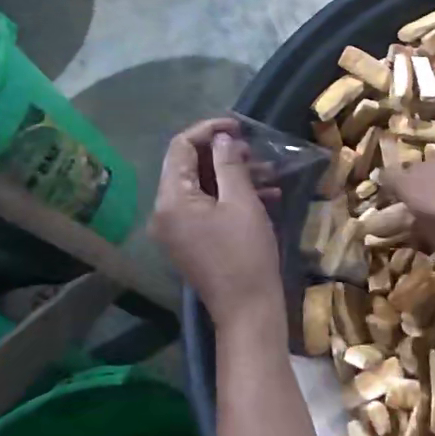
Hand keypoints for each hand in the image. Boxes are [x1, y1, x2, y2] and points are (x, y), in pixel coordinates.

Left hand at [149, 118, 283, 324]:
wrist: (248, 309)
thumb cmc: (246, 253)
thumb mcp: (242, 202)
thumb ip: (229, 164)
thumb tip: (222, 137)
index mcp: (171, 199)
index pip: (181, 148)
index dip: (209, 130)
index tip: (240, 126)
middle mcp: (165, 212)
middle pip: (190, 167)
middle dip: (224, 154)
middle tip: (257, 151)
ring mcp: (177, 229)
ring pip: (202, 188)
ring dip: (233, 176)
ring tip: (269, 172)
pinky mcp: (192, 242)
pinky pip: (207, 208)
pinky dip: (232, 197)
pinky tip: (266, 195)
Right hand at [385, 159, 434, 257]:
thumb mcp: (428, 235)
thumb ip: (414, 224)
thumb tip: (410, 220)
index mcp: (408, 183)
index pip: (387, 176)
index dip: (386, 186)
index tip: (389, 198)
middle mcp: (425, 167)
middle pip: (411, 170)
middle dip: (410, 182)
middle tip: (414, 200)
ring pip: (432, 169)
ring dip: (432, 180)